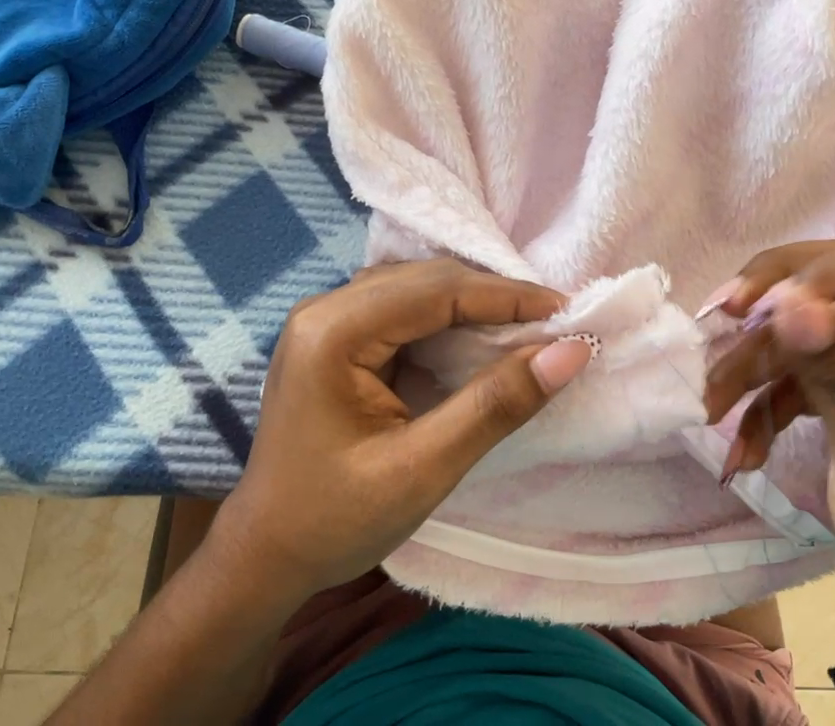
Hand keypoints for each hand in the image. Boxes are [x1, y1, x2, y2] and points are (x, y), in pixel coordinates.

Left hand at [205, 260, 592, 597]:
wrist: (266, 554)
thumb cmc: (337, 519)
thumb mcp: (424, 468)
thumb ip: (494, 405)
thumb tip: (568, 353)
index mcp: (332, 332)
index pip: (435, 290)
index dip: (505, 296)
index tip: (567, 312)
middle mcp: (322, 310)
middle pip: (423, 280)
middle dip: (491, 296)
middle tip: (554, 323)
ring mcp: (323, 322)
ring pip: (412, 289)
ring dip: (469, 304)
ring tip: (526, 327)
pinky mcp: (332, 340)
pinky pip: (398, 311)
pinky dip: (444, 321)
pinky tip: (477, 338)